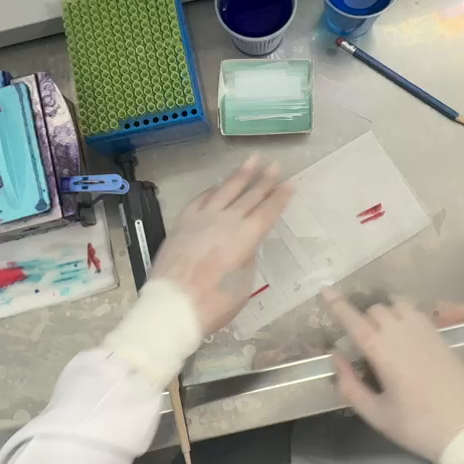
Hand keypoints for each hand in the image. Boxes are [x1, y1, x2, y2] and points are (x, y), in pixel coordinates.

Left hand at [148, 156, 292, 333]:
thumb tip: (246, 243)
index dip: (280, 197)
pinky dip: (213, 189)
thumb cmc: (214, 303)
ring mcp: (202, 218)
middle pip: (250, 195)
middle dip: (265, 179)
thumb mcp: (243, 284)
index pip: (268, 211)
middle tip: (276, 164)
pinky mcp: (182, 221)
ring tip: (253, 159)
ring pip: (225, 189)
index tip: (291, 184)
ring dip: (240, 174)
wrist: (173, 304)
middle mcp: (226, 220)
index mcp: (246, 236)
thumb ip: (247, 257)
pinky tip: (218, 184)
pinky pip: (201, 198)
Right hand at [323, 289, 463, 463]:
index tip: (325, 291)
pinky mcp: (441, 337)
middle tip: (362, 342)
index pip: (354, 321)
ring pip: (397, 305)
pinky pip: (417, 313)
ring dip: (385, 313)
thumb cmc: (417, 427)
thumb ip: (350, 386)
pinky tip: (405, 335)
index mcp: (382, 353)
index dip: (337, 304)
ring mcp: (425, 333)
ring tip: (384, 333)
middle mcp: (402, 334)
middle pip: (375, 310)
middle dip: (363, 319)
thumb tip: (337, 359)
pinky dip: (404, 315)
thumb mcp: (376, 415)